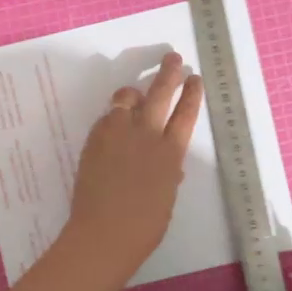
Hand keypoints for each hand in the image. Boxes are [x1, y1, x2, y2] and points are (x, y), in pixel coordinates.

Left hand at [61, 52, 204, 266]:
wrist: (104, 232)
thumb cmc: (143, 226)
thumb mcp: (165, 197)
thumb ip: (167, 173)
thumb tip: (170, 165)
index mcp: (172, 154)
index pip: (186, 115)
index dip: (192, 94)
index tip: (195, 78)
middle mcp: (148, 136)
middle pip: (160, 94)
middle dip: (168, 73)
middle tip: (172, 58)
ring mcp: (119, 134)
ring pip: (127, 98)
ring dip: (134, 92)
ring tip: (136, 92)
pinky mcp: (95, 138)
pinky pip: (107, 117)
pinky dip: (113, 116)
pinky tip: (113, 123)